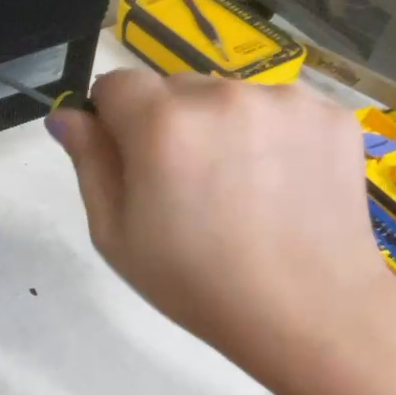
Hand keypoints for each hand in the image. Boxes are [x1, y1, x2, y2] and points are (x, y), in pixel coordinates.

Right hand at [47, 69, 395, 364]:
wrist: (306, 311)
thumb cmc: (193, 282)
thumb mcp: (114, 233)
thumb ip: (89, 162)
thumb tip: (66, 116)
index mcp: (161, 123)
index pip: (115, 83)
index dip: (112, 119)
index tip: (127, 160)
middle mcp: (222, 94)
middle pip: (173, 87)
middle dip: (167, 123)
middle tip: (184, 186)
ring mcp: (284, 100)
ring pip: (226, 96)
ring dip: (219, 127)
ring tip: (236, 189)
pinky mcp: (330, 113)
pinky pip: (277, 109)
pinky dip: (268, 135)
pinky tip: (276, 185)